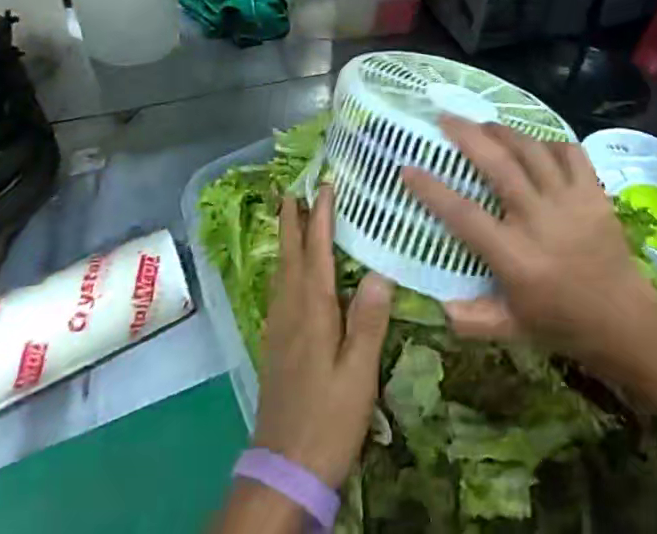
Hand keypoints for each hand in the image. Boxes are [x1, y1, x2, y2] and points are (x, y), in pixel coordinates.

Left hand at [252, 184, 393, 486]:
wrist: (285, 470)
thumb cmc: (329, 419)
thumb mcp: (358, 373)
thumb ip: (368, 321)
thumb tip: (378, 270)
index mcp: (312, 314)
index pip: (315, 255)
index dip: (320, 219)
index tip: (325, 185)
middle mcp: (290, 314)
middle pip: (290, 257)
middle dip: (292, 220)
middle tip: (292, 187)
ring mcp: (279, 330)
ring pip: (281, 272)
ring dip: (287, 239)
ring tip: (291, 215)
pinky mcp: (277, 346)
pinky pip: (281, 290)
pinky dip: (287, 266)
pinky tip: (292, 271)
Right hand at [401, 117, 656, 368]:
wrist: (623, 318)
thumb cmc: (562, 323)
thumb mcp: (512, 329)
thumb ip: (472, 319)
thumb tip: (438, 304)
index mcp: (513, 257)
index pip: (463, 215)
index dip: (432, 190)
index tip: (409, 168)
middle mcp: (538, 220)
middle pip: (498, 166)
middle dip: (468, 136)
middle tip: (446, 118)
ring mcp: (570, 201)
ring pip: (532, 151)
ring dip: (504, 132)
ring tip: (485, 124)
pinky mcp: (594, 193)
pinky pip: (570, 153)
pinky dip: (550, 143)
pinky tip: (536, 146)